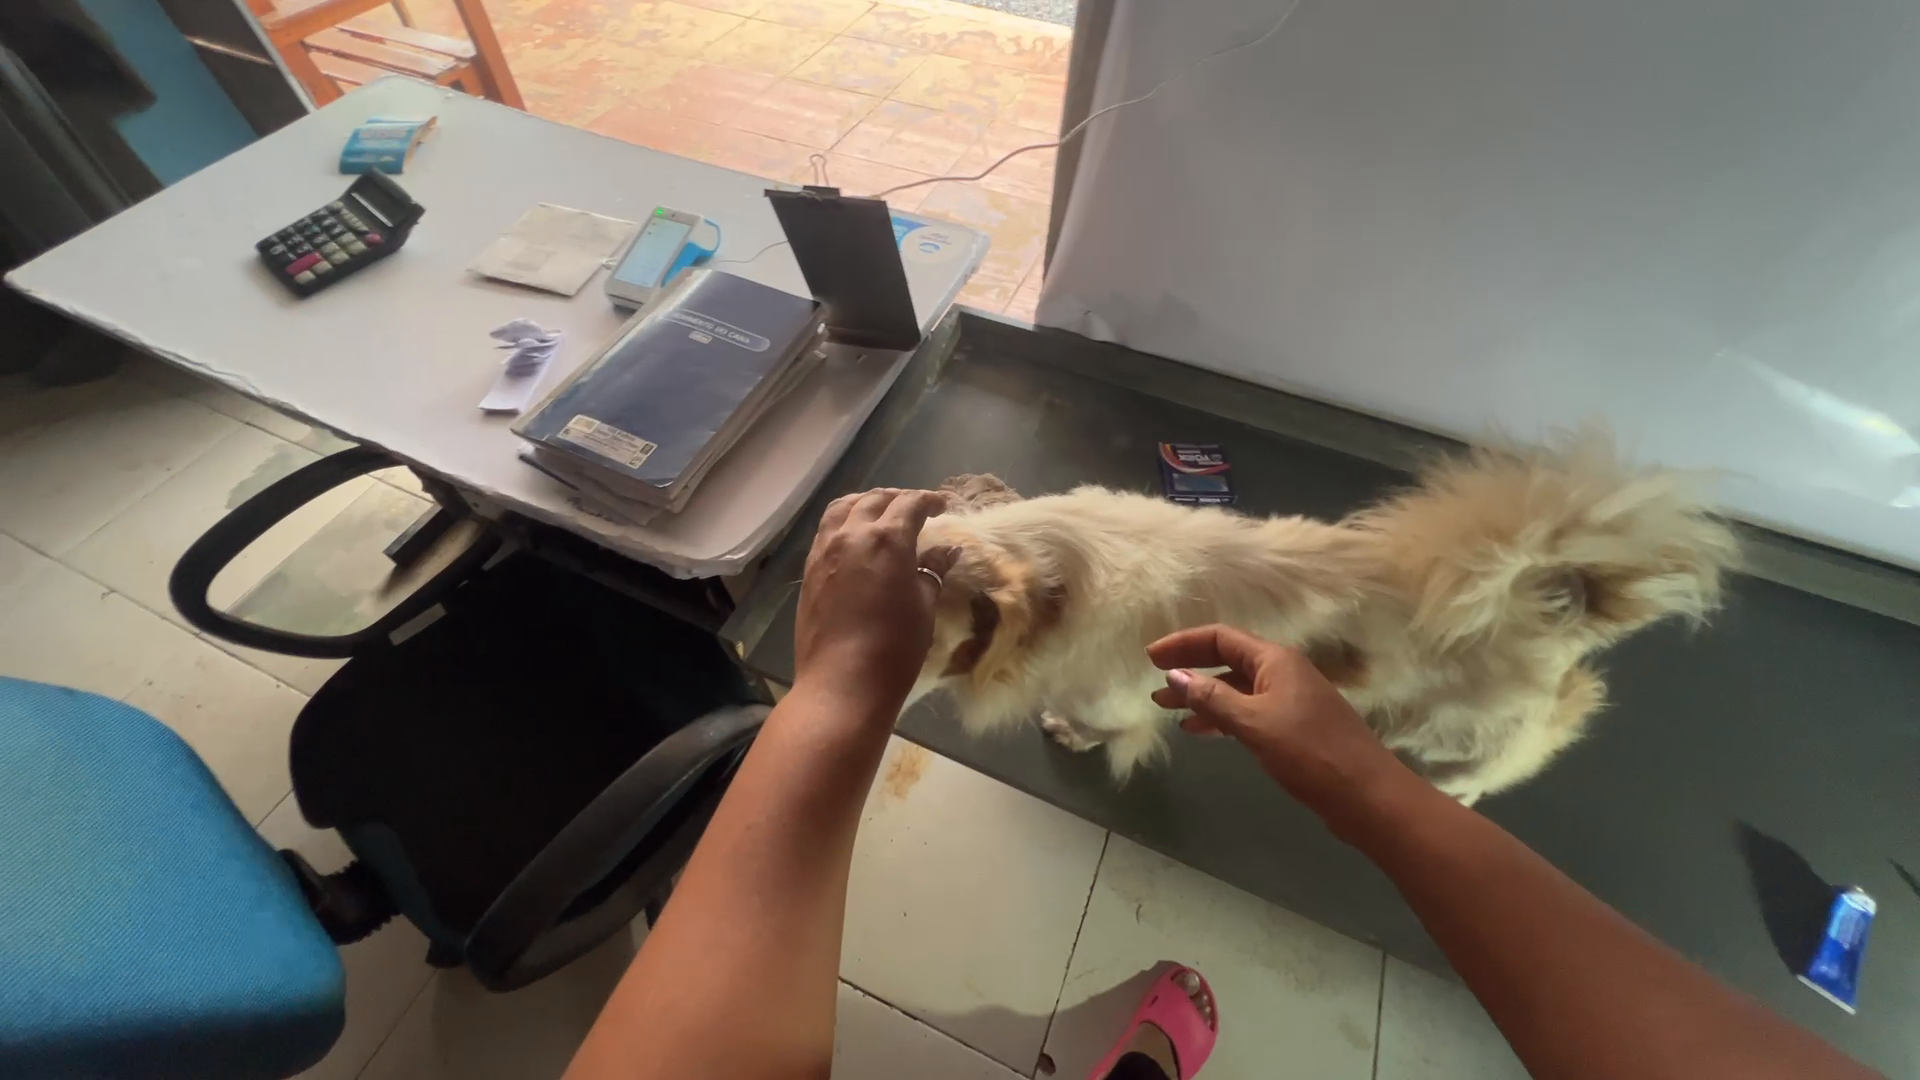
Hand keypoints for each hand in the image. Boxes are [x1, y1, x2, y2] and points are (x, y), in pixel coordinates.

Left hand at [793, 488, 956, 707]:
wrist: (842, 682)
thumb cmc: (895, 647)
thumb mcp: (924, 606)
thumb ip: (934, 571)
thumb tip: (947, 551)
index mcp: (887, 539)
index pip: (910, 504)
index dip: (929, 500)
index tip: (942, 506)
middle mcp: (852, 535)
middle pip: (875, 500)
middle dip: (898, 498)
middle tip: (916, 508)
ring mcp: (825, 551)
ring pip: (843, 508)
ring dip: (866, 503)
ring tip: (881, 513)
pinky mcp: (809, 570)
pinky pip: (827, 530)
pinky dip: (844, 522)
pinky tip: (855, 538)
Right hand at [1147, 625, 1409, 816]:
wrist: (1369, 798)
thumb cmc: (1310, 753)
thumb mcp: (1253, 723)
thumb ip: (1211, 698)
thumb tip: (1174, 675)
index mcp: (1275, 660)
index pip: (1219, 638)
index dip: (1183, 644)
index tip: (1151, 658)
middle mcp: (1282, 672)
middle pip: (1226, 659)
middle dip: (1189, 668)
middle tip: (1155, 680)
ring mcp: (1289, 700)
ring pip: (1234, 688)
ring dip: (1201, 695)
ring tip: (1167, 707)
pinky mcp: (1293, 727)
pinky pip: (1246, 711)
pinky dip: (1220, 716)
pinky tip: (1199, 730)